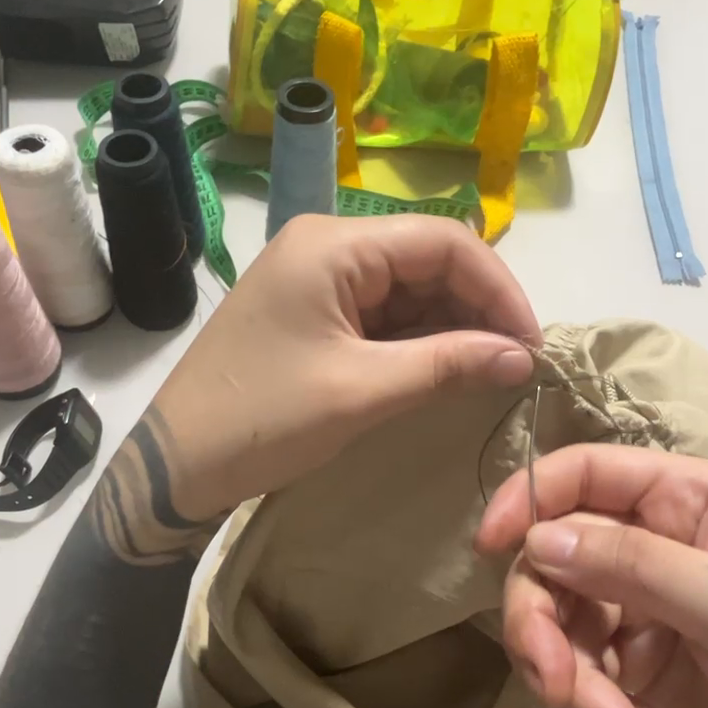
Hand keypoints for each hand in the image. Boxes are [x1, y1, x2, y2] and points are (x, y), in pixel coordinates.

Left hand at [152, 214, 540, 519]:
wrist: (176, 465)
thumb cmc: (262, 421)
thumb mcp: (360, 393)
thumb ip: (446, 365)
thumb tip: (522, 356)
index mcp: (333, 245)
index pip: (443, 241)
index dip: (498, 289)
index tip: (531, 344)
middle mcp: (327, 247)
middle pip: (427, 261)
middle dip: (477, 310)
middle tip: (516, 365)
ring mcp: (317, 281)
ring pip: (408, 291)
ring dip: (452, 328)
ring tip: (490, 373)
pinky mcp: (313, 316)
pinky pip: (381, 317)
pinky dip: (418, 343)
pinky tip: (446, 371)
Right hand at [475, 445, 707, 707]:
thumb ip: (637, 567)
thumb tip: (537, 540)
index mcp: (694, 502)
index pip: (591, 474)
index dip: (532, 498)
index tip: (490, 544)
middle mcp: (657, 544)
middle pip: (556, 556)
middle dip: (545, 620)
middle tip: (554, 679)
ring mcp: (640, 607)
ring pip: (558, 617)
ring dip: (566, 673)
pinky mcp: (631, 664)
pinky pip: (576, 667)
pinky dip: (587, 702)